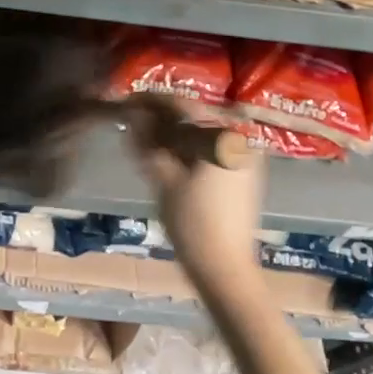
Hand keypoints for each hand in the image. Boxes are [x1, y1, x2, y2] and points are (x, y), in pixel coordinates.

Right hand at [129, 102, 264, 291]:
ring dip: (174, 134)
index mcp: (224, 136)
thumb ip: (147, 140)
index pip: (182, 105)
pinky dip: (190, 149)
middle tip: (133, 123)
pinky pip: (213, 150)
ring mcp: (246, 158)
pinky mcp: (244, 175)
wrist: (225, 271)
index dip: (151, 102)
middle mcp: (240, 139)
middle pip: (193, 117)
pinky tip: (167, 157)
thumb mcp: (163, 177)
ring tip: (145, 141)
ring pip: (202, 134)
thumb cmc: (193, 222)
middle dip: (162, 119)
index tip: (126, 102)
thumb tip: (131, 113)